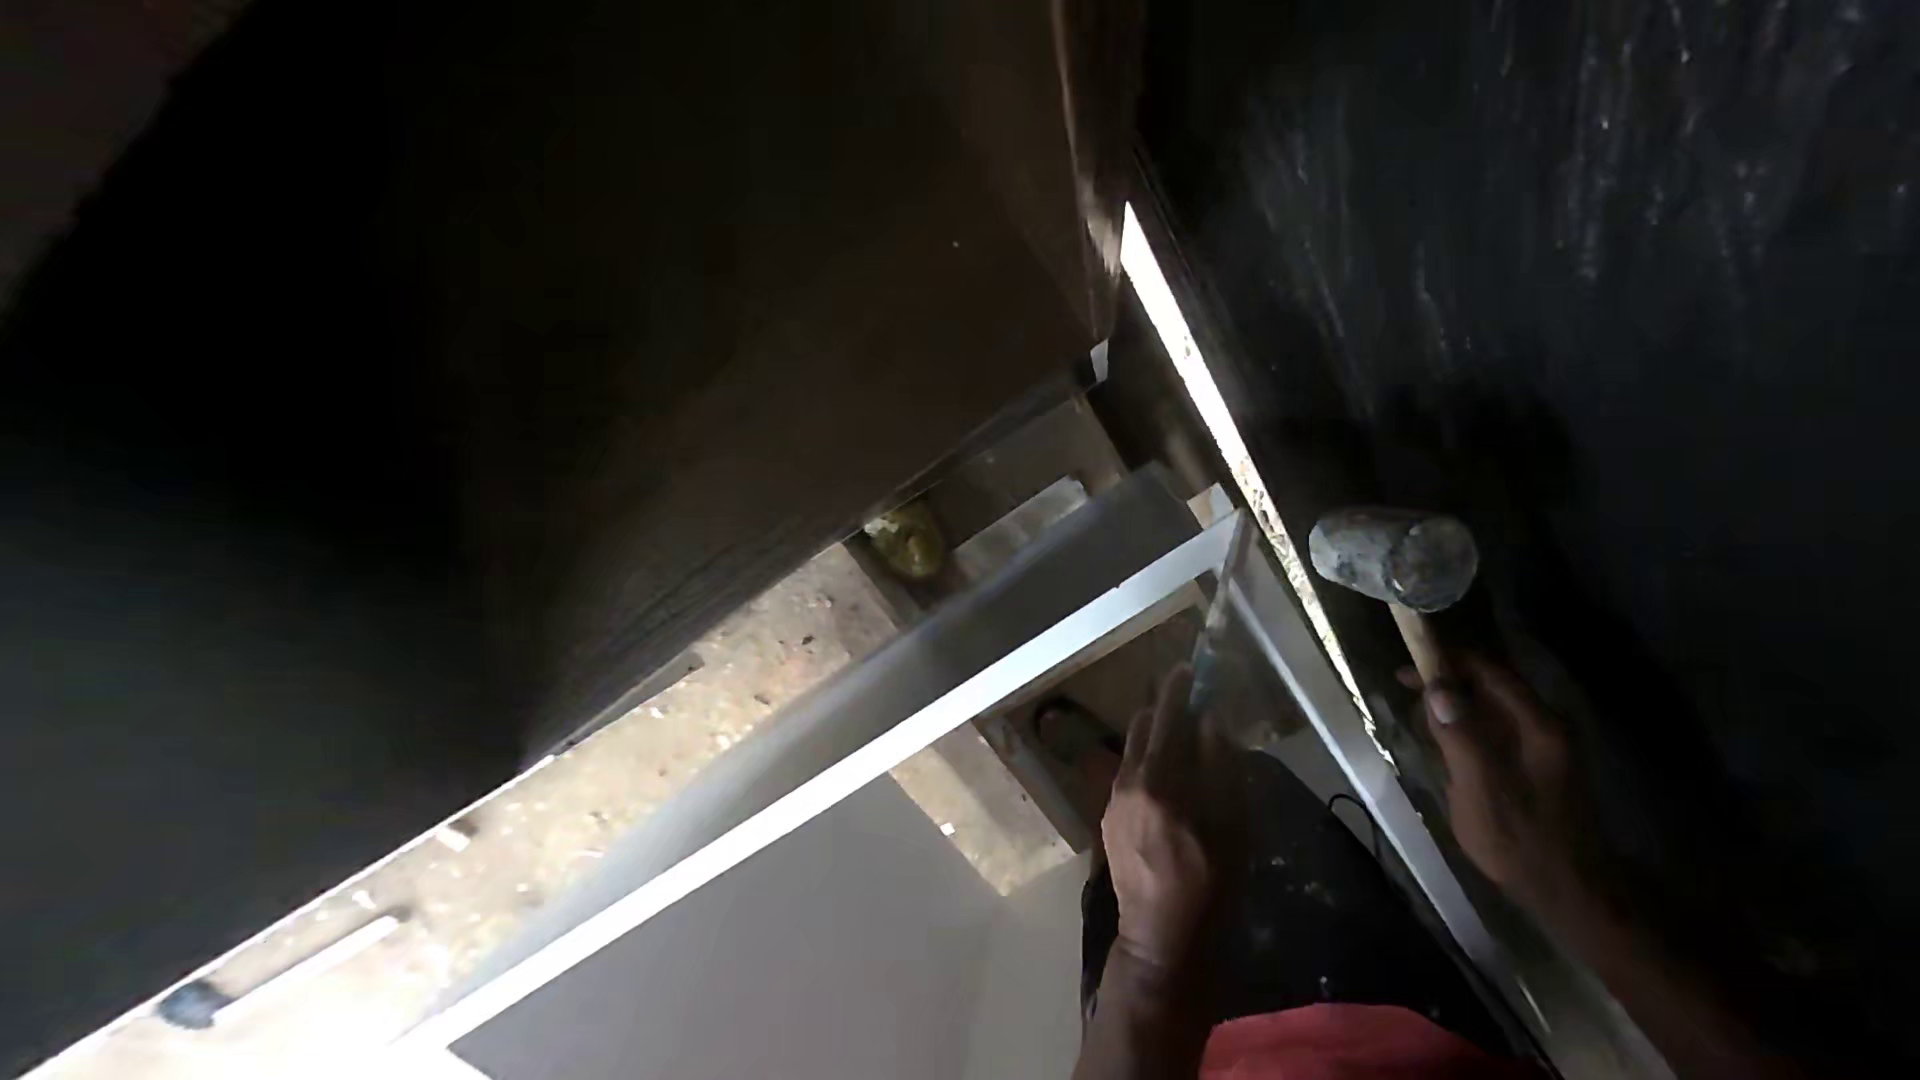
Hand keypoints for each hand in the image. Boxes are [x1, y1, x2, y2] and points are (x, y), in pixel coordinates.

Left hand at [1101, 665, 1229, 974]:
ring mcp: (1112, 798)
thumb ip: (1220, 765)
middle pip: (1142, 726)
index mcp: (1159, 780)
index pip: (1167, 717)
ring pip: (1132, 749)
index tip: (1188, 668)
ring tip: (1182, 738)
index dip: (1178, 689)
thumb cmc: (1211, 884)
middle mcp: (1127, 780)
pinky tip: (1168, 778)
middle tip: (1190, 700)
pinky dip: (1147, 761)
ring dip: (1155, 734)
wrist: (1163, 936)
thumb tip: (1212, 719)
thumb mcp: (1232, 825)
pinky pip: (1127, 773)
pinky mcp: (1107, 816)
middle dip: (1165, 708)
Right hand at [1401, 654, 1580, 912]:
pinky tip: (1441, 739)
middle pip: (1490, 684)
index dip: (1448, 661)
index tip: (1409, 665)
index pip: (1491, 673)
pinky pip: (1493, 726)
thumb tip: (1435, 688)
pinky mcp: (1532, 762)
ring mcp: (1540, 745)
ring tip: (1417, 715)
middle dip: (1446, 681)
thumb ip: (1459, 735)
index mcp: (1537, 727)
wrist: (1566, 891)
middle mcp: (1544, 727)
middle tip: (1404, 689)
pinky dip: (1463, 722)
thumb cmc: (1519, 838)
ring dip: (1452, 702)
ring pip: (1490, 705)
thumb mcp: (1479, 787)